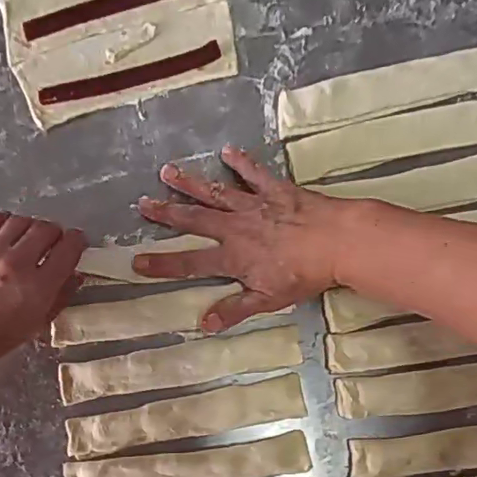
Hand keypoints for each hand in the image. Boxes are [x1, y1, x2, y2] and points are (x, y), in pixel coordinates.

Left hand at [0, 211, 85, 369]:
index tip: (75, 244)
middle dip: (55, 234)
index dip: (77, 242)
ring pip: (23, 220)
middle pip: (47, 228)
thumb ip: (61, 295)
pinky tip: (7, 235)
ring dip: (31, 228)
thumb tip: (75, 274)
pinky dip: (6, 223)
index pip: (68, 248)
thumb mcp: (39, 322)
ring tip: (29, 240)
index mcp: (38, 287)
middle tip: (52, 244)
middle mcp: (16, 264)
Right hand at [135, 145, 385, 331]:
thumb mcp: (267, 300)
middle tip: (143, 204)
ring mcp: (254, 206)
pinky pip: (254, 174)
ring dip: (190, 183)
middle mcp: (235, 228)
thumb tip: (204, 324)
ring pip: (215, 193)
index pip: (189, 263)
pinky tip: (226, 151)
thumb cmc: (304, 274)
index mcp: (232, 257)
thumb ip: (234, 309)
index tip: (136, 263)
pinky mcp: (276, 190)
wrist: (340, 241)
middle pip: (194, 220)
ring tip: (167, 172)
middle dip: (166, 213)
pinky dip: (241, 162)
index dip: (161, 265)